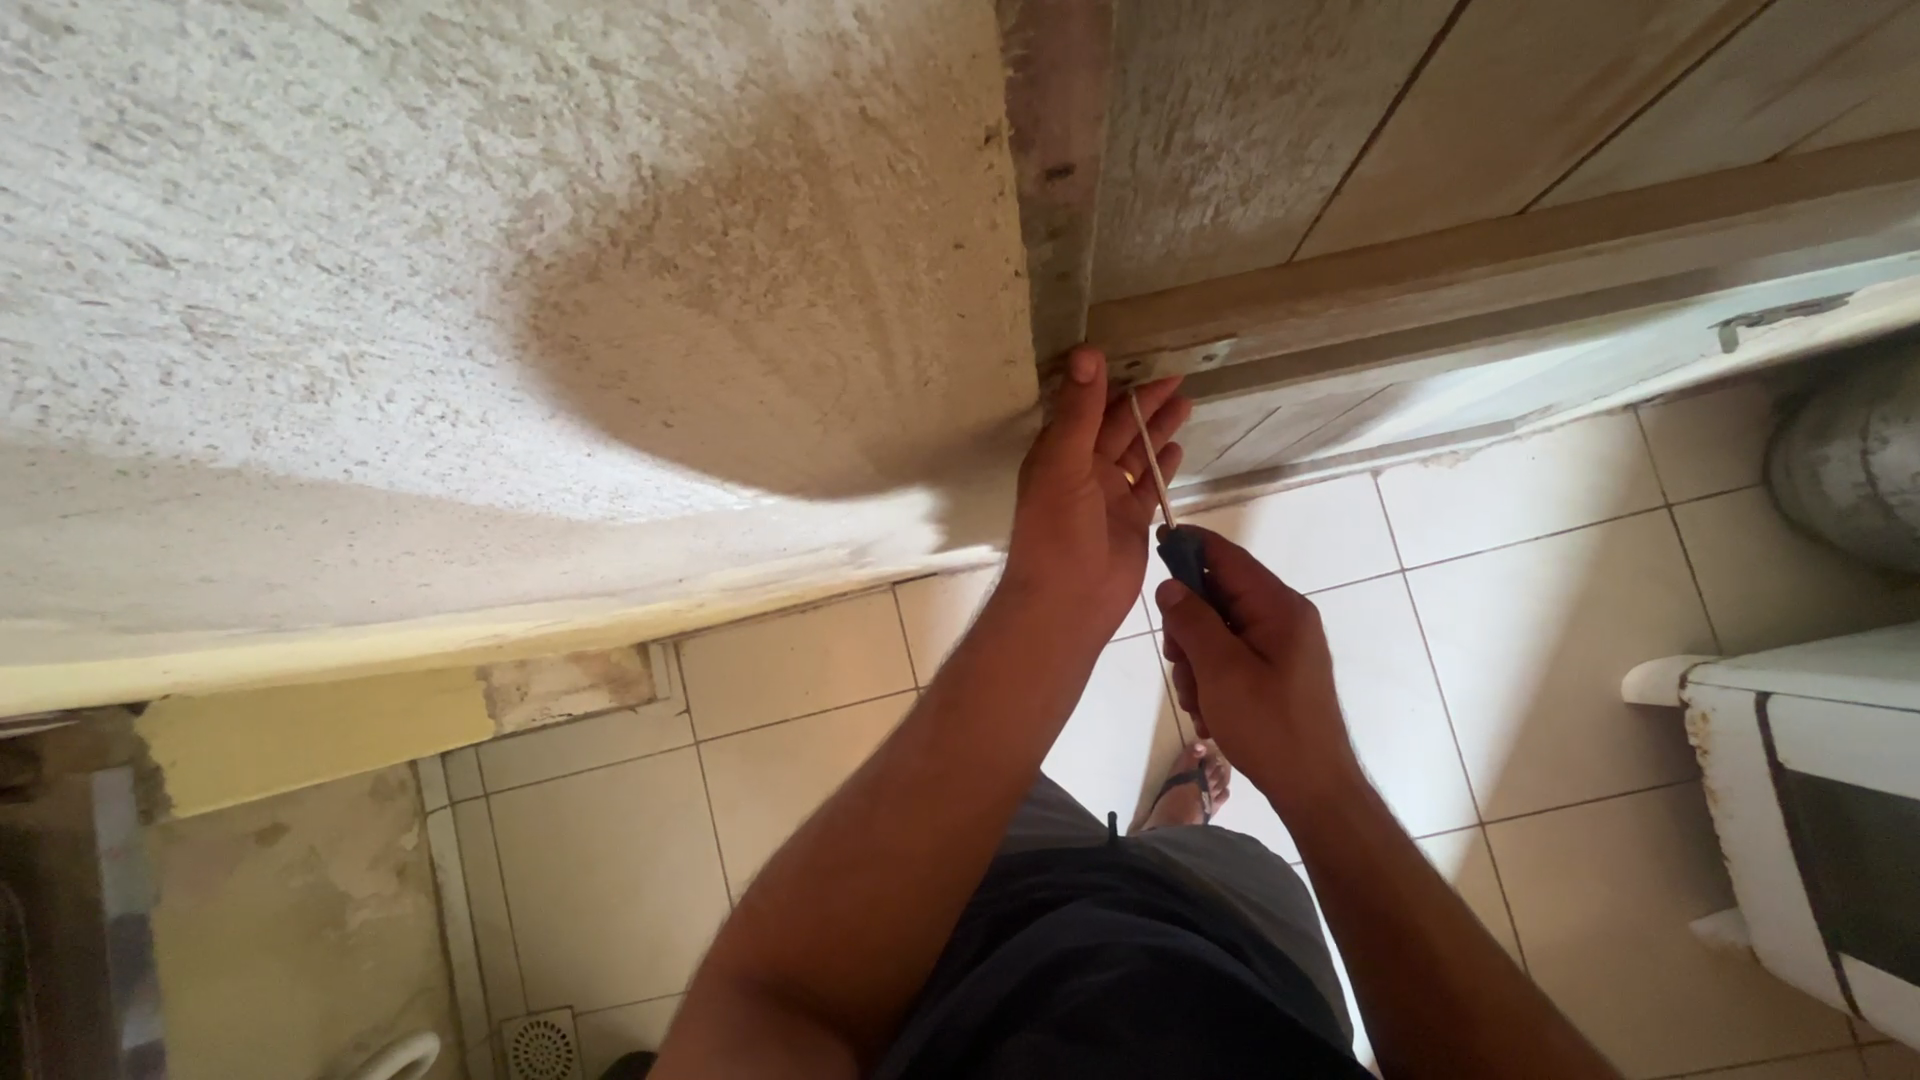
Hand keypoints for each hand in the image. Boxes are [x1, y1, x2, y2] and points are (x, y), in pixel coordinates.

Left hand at [1000, 345, 1189, 639]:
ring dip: (1157, 429)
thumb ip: (1079, 411)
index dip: (1110, 384)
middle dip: (1144, 403)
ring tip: (1185, 402)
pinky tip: (1177, 446)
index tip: (1138, 359)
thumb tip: (1086, 352)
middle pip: (1117, 427)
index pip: (1087, 408)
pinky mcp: (1131, 520)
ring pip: (1136, 453)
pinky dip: (1162, 466)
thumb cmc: (1057, 530)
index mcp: (1058, 453)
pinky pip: (1149, 485)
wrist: (1067, 600)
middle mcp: (1082, 470)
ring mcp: (1108, 496)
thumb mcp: (1064, 463)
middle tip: (1177, 378)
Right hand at [1154, 528, 1366, 814]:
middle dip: (1188, 627)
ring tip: (1199, 701)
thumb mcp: (1221, 671)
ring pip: (1216, 631)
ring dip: (1196, 662)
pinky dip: (1211, 679)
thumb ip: (1192, 622)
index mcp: (1278, 608)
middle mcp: (1282, 618)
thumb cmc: (1269, 726)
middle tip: (1178, 662)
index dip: (1190, 546)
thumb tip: (1170, 585)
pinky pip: (1229, 657)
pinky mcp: (1273, 671)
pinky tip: (1210, 712)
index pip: (1227, 558)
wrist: (1313, 789)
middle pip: (1217, 597)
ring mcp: (1279, 646)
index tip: (1156, 541)